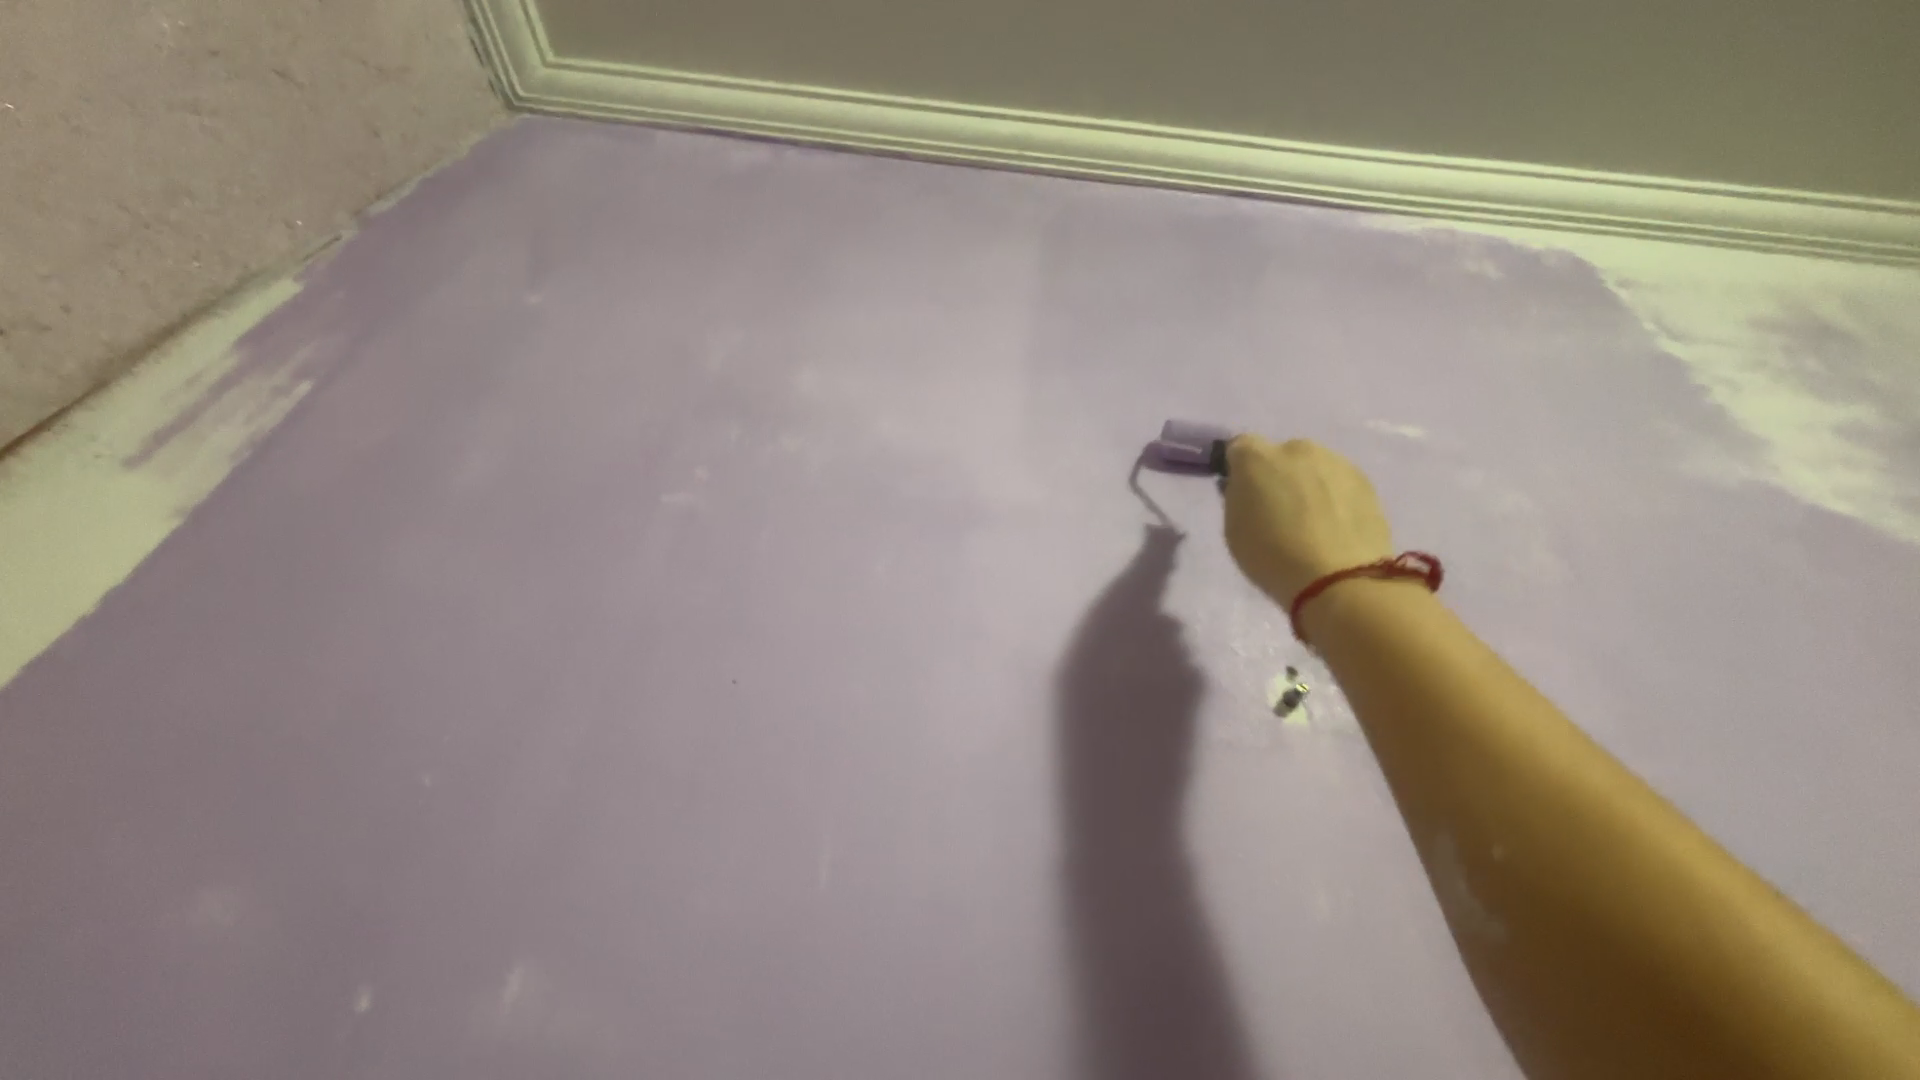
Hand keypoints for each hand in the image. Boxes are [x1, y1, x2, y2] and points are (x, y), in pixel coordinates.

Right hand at [1223, 437, 1394, 604]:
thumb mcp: (1234, 529)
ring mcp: (1336, 462)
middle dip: (1278, 475)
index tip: (1244, 493)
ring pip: (1314, 468)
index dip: (1240, 469)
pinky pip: (1339, 484)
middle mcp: (1297, 449)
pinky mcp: (1366, 481)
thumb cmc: (1272, 557)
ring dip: (1309, 486)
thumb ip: (1238, 497)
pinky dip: (1335, 498)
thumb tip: (1248, 487)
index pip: (1240, 447)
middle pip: (1282, 455)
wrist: (1338, 579)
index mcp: (1257, 458)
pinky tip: (1336, 528)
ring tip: (1313, 524)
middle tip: (1280, 511)